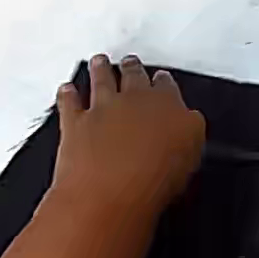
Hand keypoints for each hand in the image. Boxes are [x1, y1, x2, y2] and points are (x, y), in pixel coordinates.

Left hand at [50, 54, 205, 220]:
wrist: (111, 195)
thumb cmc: (154, 178)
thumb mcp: (191, 152)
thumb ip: (189, 130)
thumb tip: (187, 122)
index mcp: (168, 104)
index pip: (167, 86)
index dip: (163, 80)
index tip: (161, 76)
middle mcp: (135, 100)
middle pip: (134, 76)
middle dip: (133, 67)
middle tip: (131, 61)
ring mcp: (103, 109)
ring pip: (102, 81)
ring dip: (101, 69)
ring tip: (100, 61)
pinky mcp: (74, 124)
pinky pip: (69, 102)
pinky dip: (67, 94)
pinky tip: (67, 88)